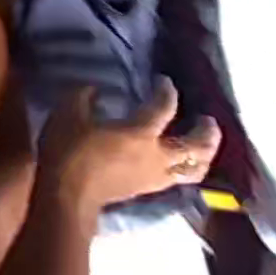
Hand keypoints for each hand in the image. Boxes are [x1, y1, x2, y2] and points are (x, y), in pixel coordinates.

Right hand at [37, 78, 219, 225]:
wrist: (67, 193)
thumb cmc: (69, 150)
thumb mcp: (68, 113)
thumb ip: (84, 96)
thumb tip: (96, 91)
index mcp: (140, 133)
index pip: (164, 107)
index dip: (167, 92)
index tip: (164, 81)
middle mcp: (156, 155)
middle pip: (196, 146)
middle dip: (207, 132)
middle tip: (208, 120)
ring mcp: (155, 176)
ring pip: (194, 169)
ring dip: (204, 156)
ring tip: (203, 146)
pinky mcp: (147, 189)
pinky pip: (178, 178)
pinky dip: (186, 168)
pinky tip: (178, 163)